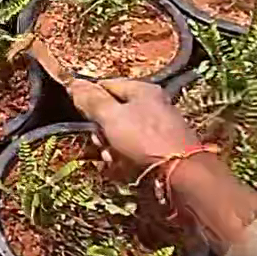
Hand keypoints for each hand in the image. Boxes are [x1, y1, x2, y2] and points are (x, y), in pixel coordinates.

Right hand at [66, 79, 199, 171]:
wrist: (183, 173)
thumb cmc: (144, 139)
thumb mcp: (111, 116)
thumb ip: (91, 99)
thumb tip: (73, 82)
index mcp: (142, 90)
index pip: (106, 85)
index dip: (90, 98)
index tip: (81, 114)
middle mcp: (153, 104)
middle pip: (114, 111)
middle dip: (100, 128)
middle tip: (98, 140)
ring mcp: (159, 127)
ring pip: (122, 132)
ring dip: (109, 145)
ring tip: (109, 157)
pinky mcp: (162, 148)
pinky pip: (134, 147)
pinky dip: (124, 155)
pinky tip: (121, 165)